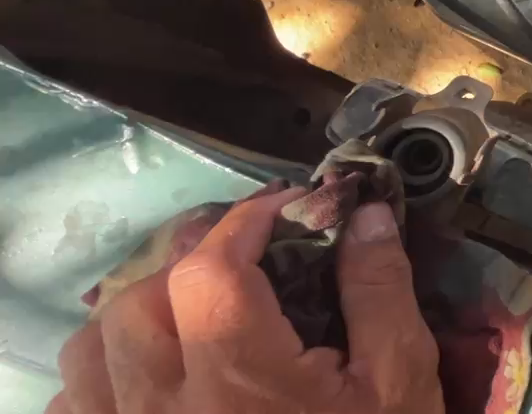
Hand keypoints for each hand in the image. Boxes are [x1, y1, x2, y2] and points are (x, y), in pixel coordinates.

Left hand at [49, 190, 444, 413]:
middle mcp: (159, 412)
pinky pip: (71, 405)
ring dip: (145, 306)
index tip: (293, 201)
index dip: (249, 218)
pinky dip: (110, 368)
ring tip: (206, 299)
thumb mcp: (399, 369)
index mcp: (238, 379)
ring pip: (87, 351)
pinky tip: (168, 365)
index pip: (209, 271)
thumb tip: (367, 212)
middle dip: (199, 255)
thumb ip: (380, 286)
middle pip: (136, 301)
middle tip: (257, 245)